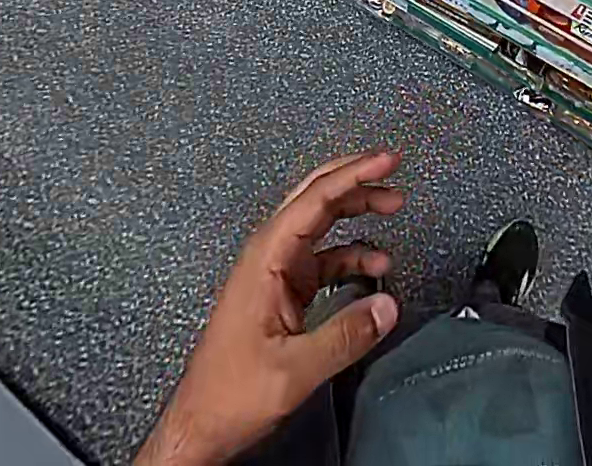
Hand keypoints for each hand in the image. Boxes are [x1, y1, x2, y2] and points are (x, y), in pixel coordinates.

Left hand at [134, 151, 406, 465]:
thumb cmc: (229, 397)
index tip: (387, 161)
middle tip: (392, 167)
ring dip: (359, 207)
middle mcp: (272, 253)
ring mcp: (279, 268)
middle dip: (357, 176)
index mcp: (267, 257)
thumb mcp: (291, 371)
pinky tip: (377, 262)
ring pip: (324, 218)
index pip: (317, 196)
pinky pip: (328, 252)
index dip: (356, 173)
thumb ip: (345, 336)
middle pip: (318, 195)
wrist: (197, 430)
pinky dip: (356, 249)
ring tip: (393, 203)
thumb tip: (388, 305)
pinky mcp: (287, 286)